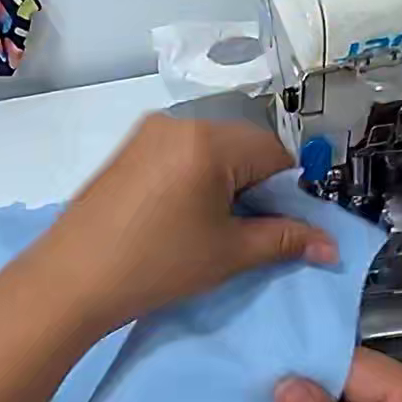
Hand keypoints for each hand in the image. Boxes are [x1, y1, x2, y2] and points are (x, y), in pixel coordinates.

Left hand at [26, 114, 337, 333]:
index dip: (288, 192)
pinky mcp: (126, 150)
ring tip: (206, 228)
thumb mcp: (228, 253)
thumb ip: (285, 240)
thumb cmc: (156, 265)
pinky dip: (192, 179)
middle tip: (242, 231)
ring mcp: (145, 134)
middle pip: (240, 147)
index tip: (281, 227)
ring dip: (222, 183)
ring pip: (208, 151)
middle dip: (253, 187)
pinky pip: (177, 155)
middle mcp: (177, 122)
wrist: (72, 279)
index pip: (275, 152)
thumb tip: (330, 246)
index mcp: (208, 139)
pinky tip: (178, 216)